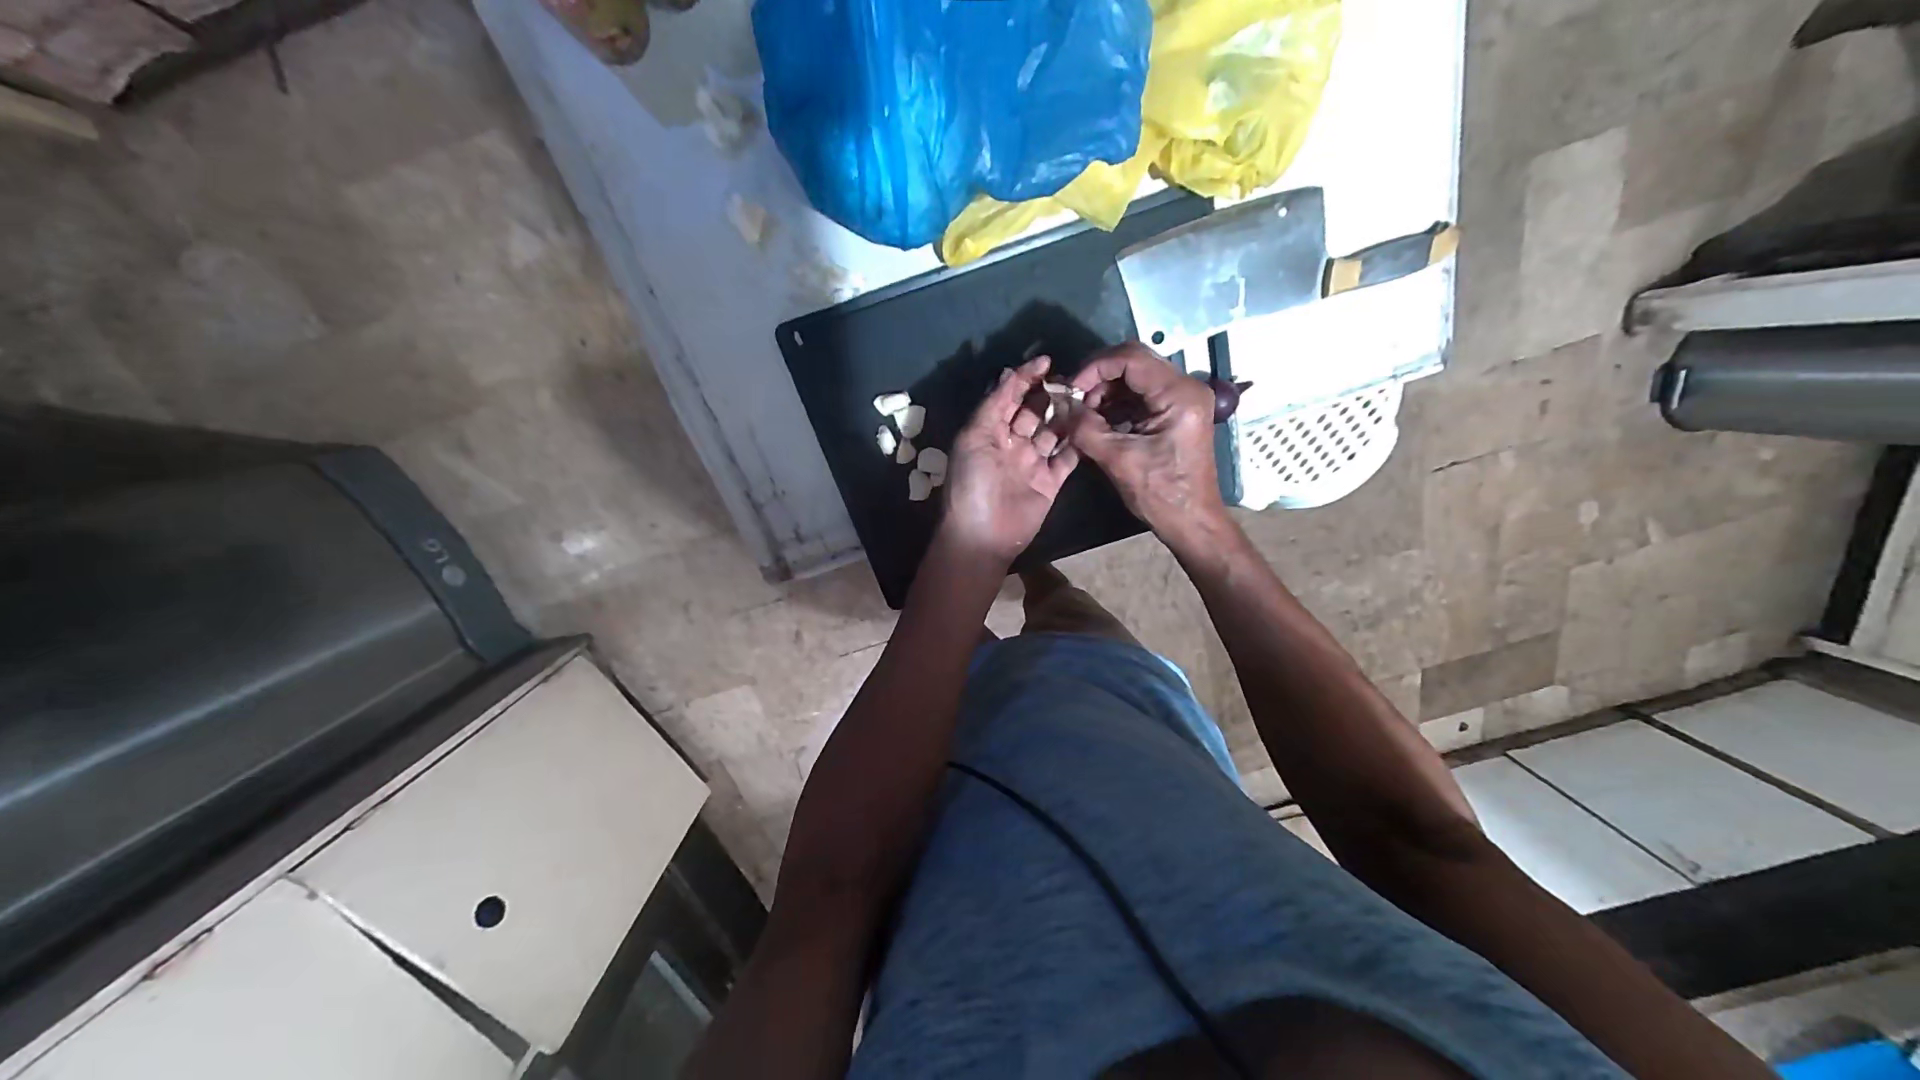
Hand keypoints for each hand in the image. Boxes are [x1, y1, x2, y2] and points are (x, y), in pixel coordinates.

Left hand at [941, 355, 1079, 564]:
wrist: (982, 535)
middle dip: (1051, 394)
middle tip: (1072, 379)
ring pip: (1054, 430)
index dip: (1026, 377)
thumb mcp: (974, 437)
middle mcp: (1013, 442)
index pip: (1010, 396)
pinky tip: (1092, 424)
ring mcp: (1033, 461)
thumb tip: (1009, 373)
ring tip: (1086, 397)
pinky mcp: (1051, 481)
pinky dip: (1079, 442)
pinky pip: (1068, 457)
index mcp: (990, 429)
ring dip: (1068, 414)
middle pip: (1036, 411)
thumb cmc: (972, 483)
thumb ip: (994, 405)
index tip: (1046, 361)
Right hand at [1067, 341, 1227, 547]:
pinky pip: (1142, 393)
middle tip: (1075, 400)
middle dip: (1099, 377)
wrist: (1192, 521)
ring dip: (1106, 390)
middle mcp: (1186, 387)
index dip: (1094, 368)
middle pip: (1134, 361)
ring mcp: (1183, 398)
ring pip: (1136, 376)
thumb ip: (1085, 427)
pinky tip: (1100, 420)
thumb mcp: (1117, 459)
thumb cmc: (1160, 494)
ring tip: (1085, 414)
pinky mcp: (1176, 411)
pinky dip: (1118, 401)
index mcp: (1178, 394)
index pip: (1130, 359)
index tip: (1071, 390)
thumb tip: (1059, 404)